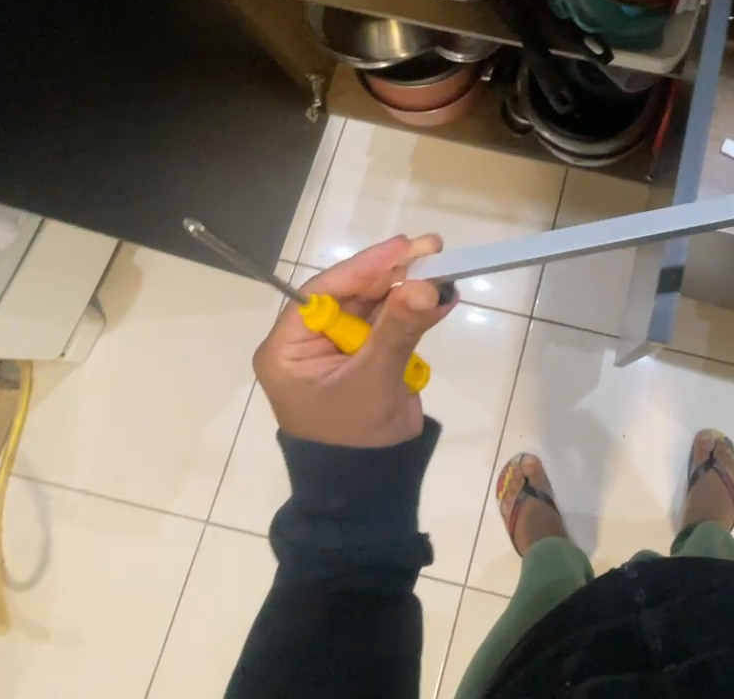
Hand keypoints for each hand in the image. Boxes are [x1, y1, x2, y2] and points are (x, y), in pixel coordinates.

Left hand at [253, 235, 454, 447]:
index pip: (323, 293)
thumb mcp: (373, 381)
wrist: (373, 484)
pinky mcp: (373, 355)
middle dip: (392, 272)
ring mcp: (345, 347)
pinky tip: (444, 296)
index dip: (363, 267)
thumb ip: (397, 330)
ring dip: (410, 287)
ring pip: (377, 303)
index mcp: (289, 348)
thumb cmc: (355, 437)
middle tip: (431, 248)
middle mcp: (312, 341)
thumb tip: (424, 285)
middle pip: (353, 292)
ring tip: (444, 268)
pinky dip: (418, 310)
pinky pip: (394, 322)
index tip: (401, 248)